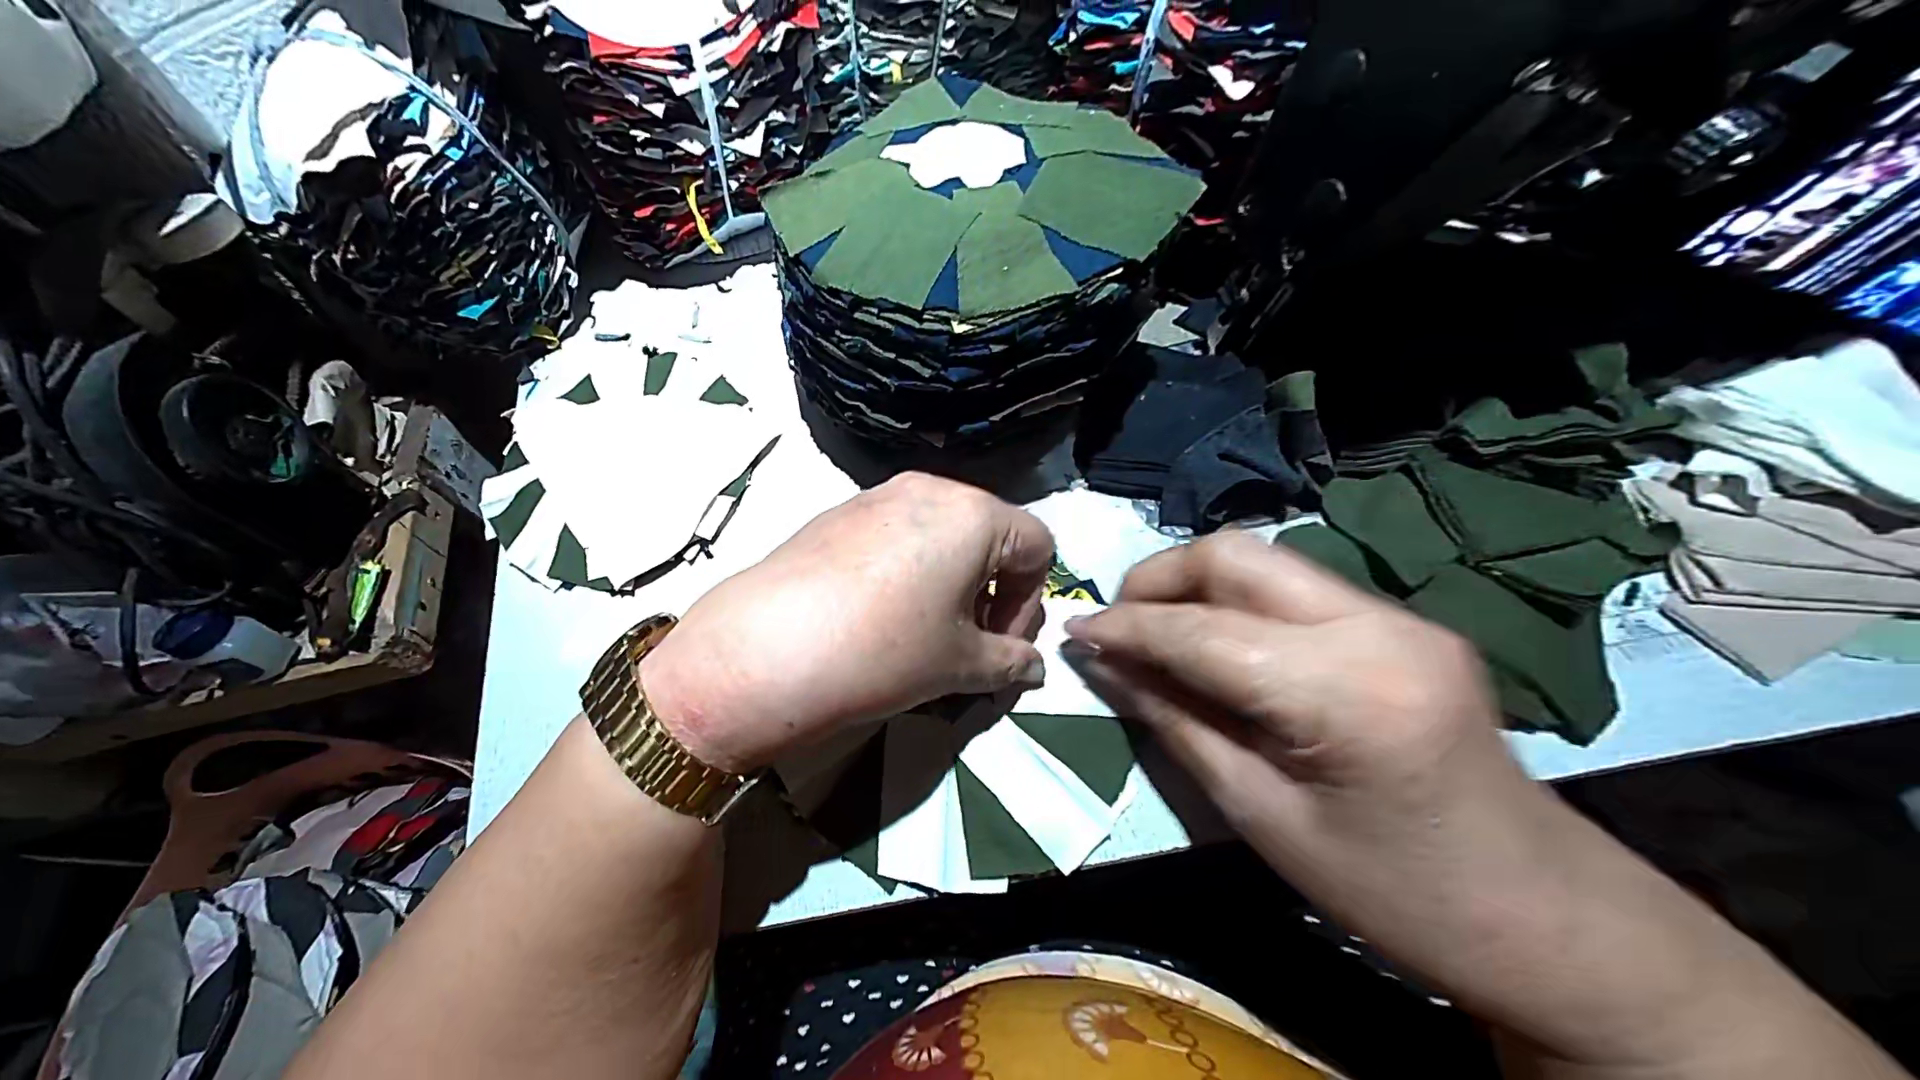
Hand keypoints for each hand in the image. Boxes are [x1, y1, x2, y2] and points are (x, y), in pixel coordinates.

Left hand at [641, 472, 1053, 772]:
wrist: (763, 649)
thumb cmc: (883, 651)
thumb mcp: (959, 665)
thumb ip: (1011, 661)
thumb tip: (1033, 667)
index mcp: (974, 514)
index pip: (1038, 547)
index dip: (1029, 602)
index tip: (1001, 645)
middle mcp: (931, 489)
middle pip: (992, 534)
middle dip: (994, 589)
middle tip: (969, 641)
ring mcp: (880, 494)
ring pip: (945, 532)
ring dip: (954, 579)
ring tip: (925, 629)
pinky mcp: (840, 511)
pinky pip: (901, 533)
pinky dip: (913, 568)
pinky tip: (881, 613)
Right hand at [1062, 533, 1907, 1079]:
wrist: (1546, 915)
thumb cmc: (1390, 892)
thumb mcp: (1260, 816)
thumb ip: (1175, 721)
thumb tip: (1105, 663)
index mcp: (1344, 692)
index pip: (1202, 630)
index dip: (1125, 627)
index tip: (1074, 632)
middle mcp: (1377, 627)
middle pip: (1236, 554)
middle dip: (1157, 578)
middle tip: (1115, 623)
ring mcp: (1399, 617)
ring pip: (1265, 561)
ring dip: (1195, 586)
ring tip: (1155, 633)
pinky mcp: (1404, 623)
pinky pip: (1295, 589)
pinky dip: (1237, 605)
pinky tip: (1215, 644)